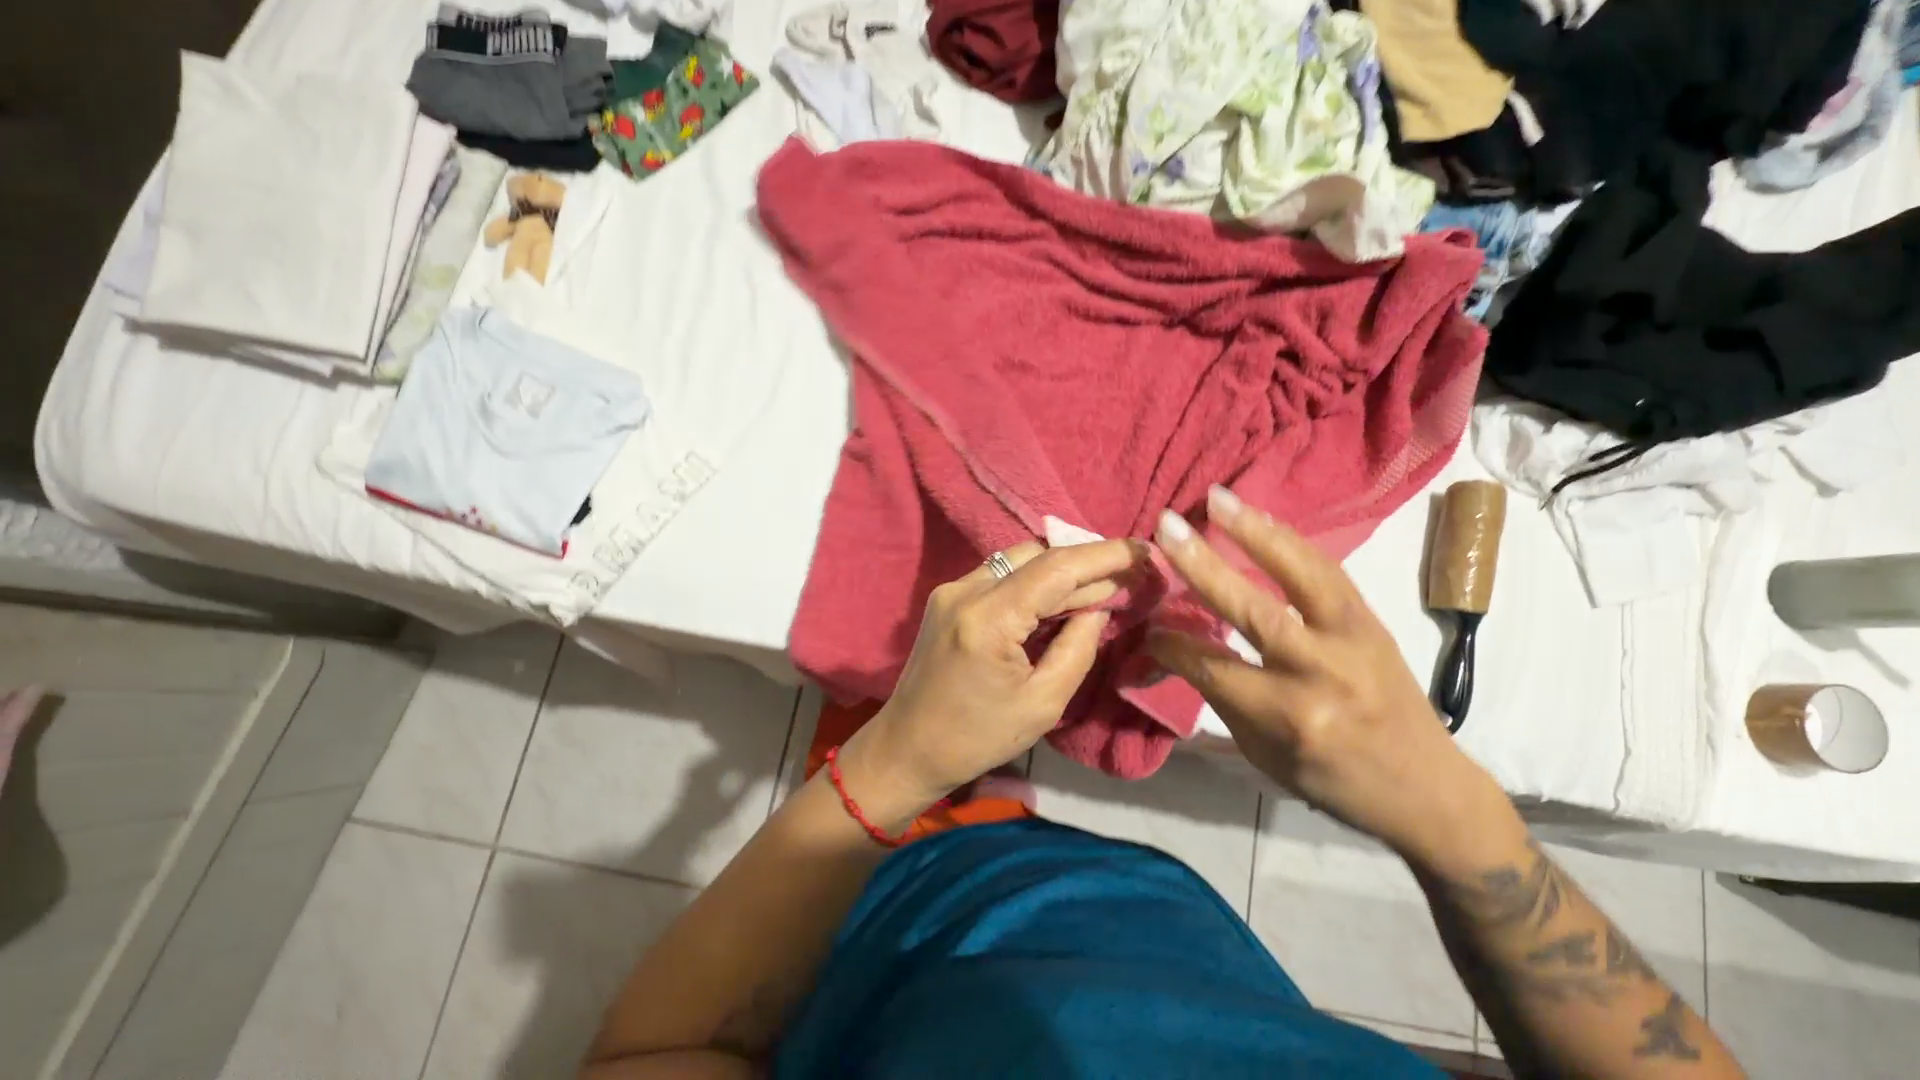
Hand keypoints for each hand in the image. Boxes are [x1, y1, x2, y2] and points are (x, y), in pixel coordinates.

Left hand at [842, 538, 1148, 807]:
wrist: (907, 749)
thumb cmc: (978, 737)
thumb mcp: (1043, 702)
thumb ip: (1077, 647)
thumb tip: (1099, 605)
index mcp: (988, 619)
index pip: (1056, 568)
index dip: (1104, 556)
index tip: (1145, 552)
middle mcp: (965, 591)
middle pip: (1036, 555)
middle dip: (1085, 561)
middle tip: (1129, 575)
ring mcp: (951, 590)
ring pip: (1017, 560)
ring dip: (1060, 570)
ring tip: (1102, 587)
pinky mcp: (946, 598)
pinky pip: (1000, 575)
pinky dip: (1034, 581)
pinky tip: (1060, 600)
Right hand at [1146, 486, 1509, 865]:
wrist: (1424, 787)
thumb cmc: (1331, 779)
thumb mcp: (1264, 754)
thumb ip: (1221, 695)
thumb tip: (1175, 648)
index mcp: (1289, 717)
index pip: (1212, 666)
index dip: (1171, 642)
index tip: (1146, 625)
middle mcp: (1321, 673)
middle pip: (1254, 611)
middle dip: (1203, 567)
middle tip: (1167, 527)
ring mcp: (1354, 641)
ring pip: (1301, 575)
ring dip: (1254, 531)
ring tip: (1218, 497)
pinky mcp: (1372, 621)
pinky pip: (1328, 572)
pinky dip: (1291, 541)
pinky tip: (1262, 519)